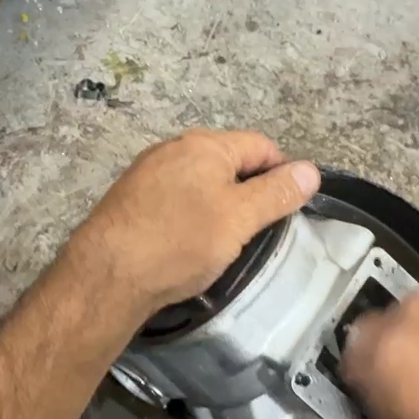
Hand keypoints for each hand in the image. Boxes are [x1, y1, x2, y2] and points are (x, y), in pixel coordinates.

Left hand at [64, 129, 320, 318]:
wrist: (107, 274)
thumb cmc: (180, 241)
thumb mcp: (239, 219)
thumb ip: (276, 193)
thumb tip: (311, 170)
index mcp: (205, 145)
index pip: (260, 146)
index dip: (283, 172)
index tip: (291, 209)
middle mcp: (173, 149)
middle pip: (229, 162)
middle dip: (250, 190)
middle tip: (261, 230)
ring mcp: (147, 173)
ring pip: (200, 182)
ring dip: (219, 204)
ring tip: (227, 241)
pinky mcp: (130, 200)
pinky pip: (174, 199)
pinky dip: (190, 215)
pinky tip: (189, 244)